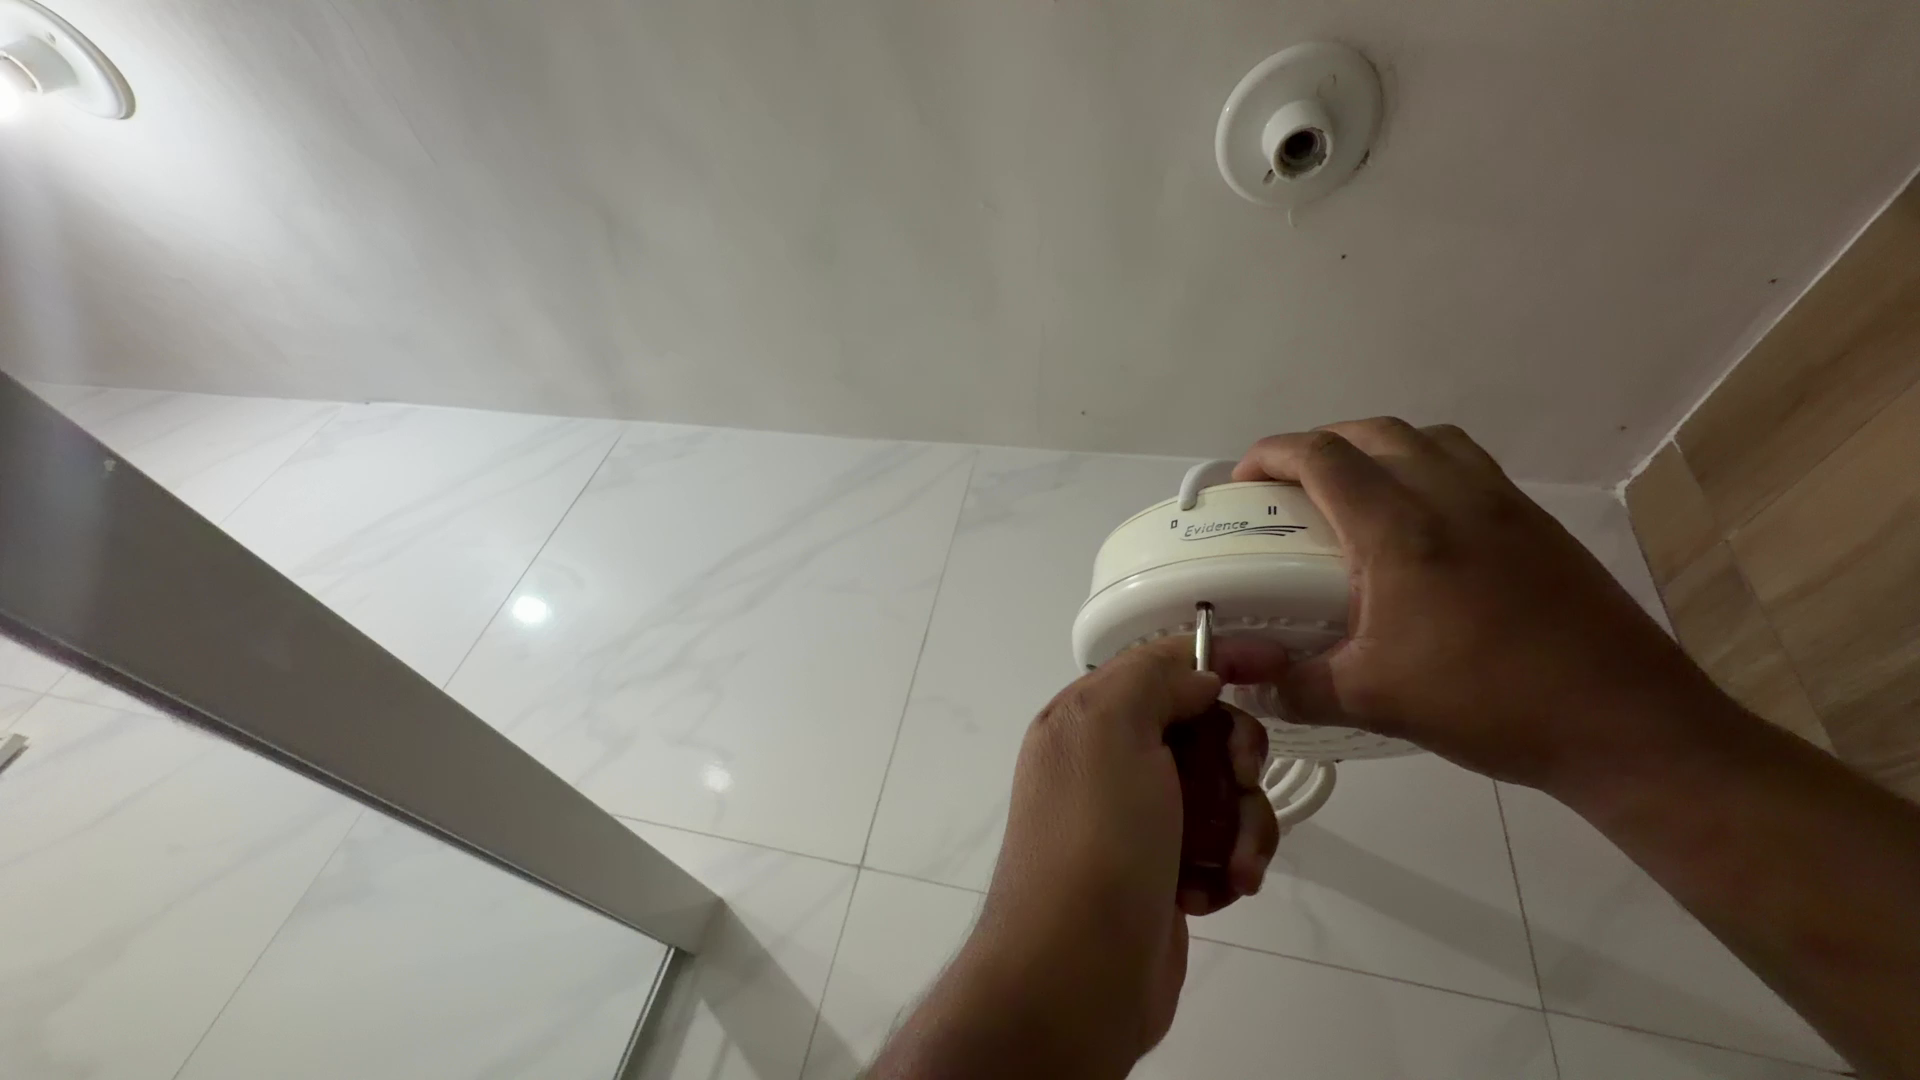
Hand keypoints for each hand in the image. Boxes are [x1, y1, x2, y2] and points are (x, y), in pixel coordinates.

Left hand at [975, 636, 1288, 1065]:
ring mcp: (1139, 816)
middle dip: (1236, 754)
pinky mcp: (1166, 867)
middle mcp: (1109, 759)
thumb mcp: (1109, 728)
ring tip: (1228, 865)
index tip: (1275, 663)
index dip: (1218, 657)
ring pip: (1224, 789)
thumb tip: (1197, 676)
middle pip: (1204, 727)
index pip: (1161, 664)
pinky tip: (1211, 892)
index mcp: (1087, 716)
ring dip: (1242, 824)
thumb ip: (1152, 679)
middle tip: (1239, 780)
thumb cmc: (1095, 837)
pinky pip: (1221, 843)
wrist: (1078, 972)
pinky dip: (1229, 863)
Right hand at [1232, 419, 1726, 792]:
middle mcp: (1451, 497)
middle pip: (1372, 432)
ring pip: (1425, 438)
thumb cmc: (1490, 704)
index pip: (1323, 458)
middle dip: (1317, 444)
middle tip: (1289, 487)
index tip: (1243, 480)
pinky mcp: (1536, 523)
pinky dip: (1424, 465)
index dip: (1272, 454)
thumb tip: (1251, 683)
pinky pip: (1465, 463)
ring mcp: (1502, 503)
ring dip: (1375, 448)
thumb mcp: (1372, 701)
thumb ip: (1297, 686)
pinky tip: (1417, 524)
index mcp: (1401, 531)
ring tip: (1351, 493)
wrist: (1628, 725)